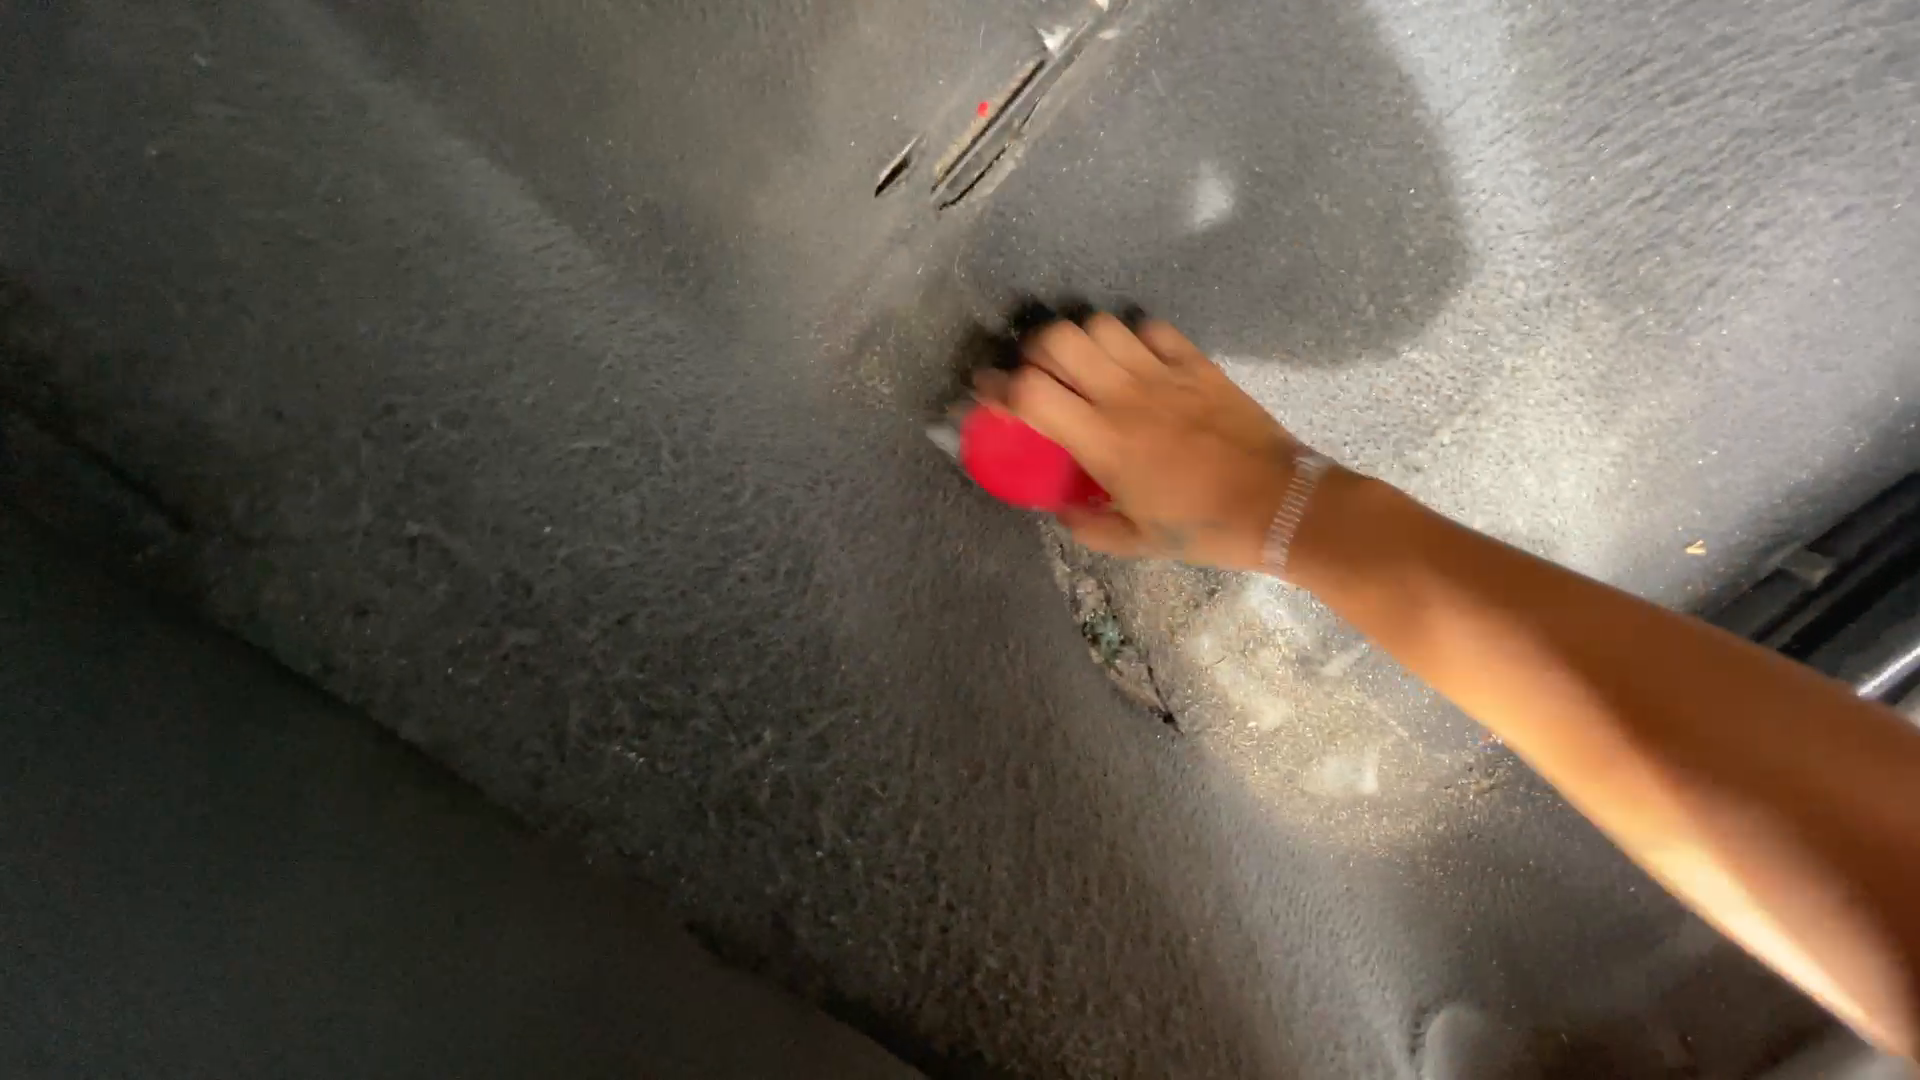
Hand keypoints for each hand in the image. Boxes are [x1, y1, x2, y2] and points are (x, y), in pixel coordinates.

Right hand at [976, 314, 1309, 570]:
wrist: (1280, 505)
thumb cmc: (1203, 527)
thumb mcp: (1136, 541)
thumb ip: (1087, 525)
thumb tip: (1061, 510)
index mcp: (1102, 440)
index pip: (1029, 394)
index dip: (995, 388)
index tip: (985, 392)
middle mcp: (1125, 396)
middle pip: (1057, 339)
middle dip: (1033, 351)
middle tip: (1037, 374)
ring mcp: (1164, 374)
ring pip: (1100, 325)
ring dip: (1080, 340)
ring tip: (1084, 365)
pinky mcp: (1197, 364)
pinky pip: (1151, 328)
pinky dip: (1131, 336)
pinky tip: (1133, 360)